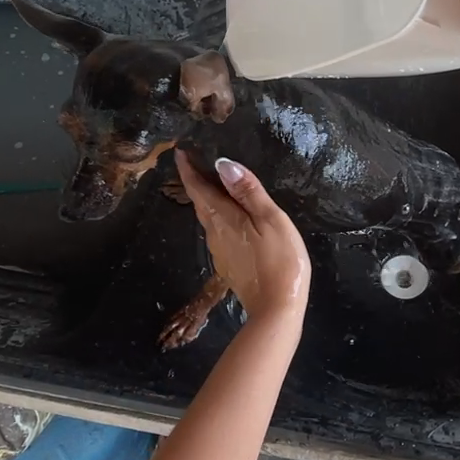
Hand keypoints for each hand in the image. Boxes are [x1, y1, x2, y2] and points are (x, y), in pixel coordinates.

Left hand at [175, 151, 309, 320]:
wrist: (277, 308)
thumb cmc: (280, 260)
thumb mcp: (271, 220)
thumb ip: (248, 191)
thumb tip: (222, 164)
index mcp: (223, 218)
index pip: (198, 188)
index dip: (188, 169)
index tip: (180, 152)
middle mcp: (215, 233)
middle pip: (201, 203)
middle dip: (196, 182)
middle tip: (198, 163)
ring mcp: (220, 251)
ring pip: (209, 218)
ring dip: (209, 200)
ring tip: (217, 185)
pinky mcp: (228, 264)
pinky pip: (220, 232)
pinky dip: (221, 217)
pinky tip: (234, 217)